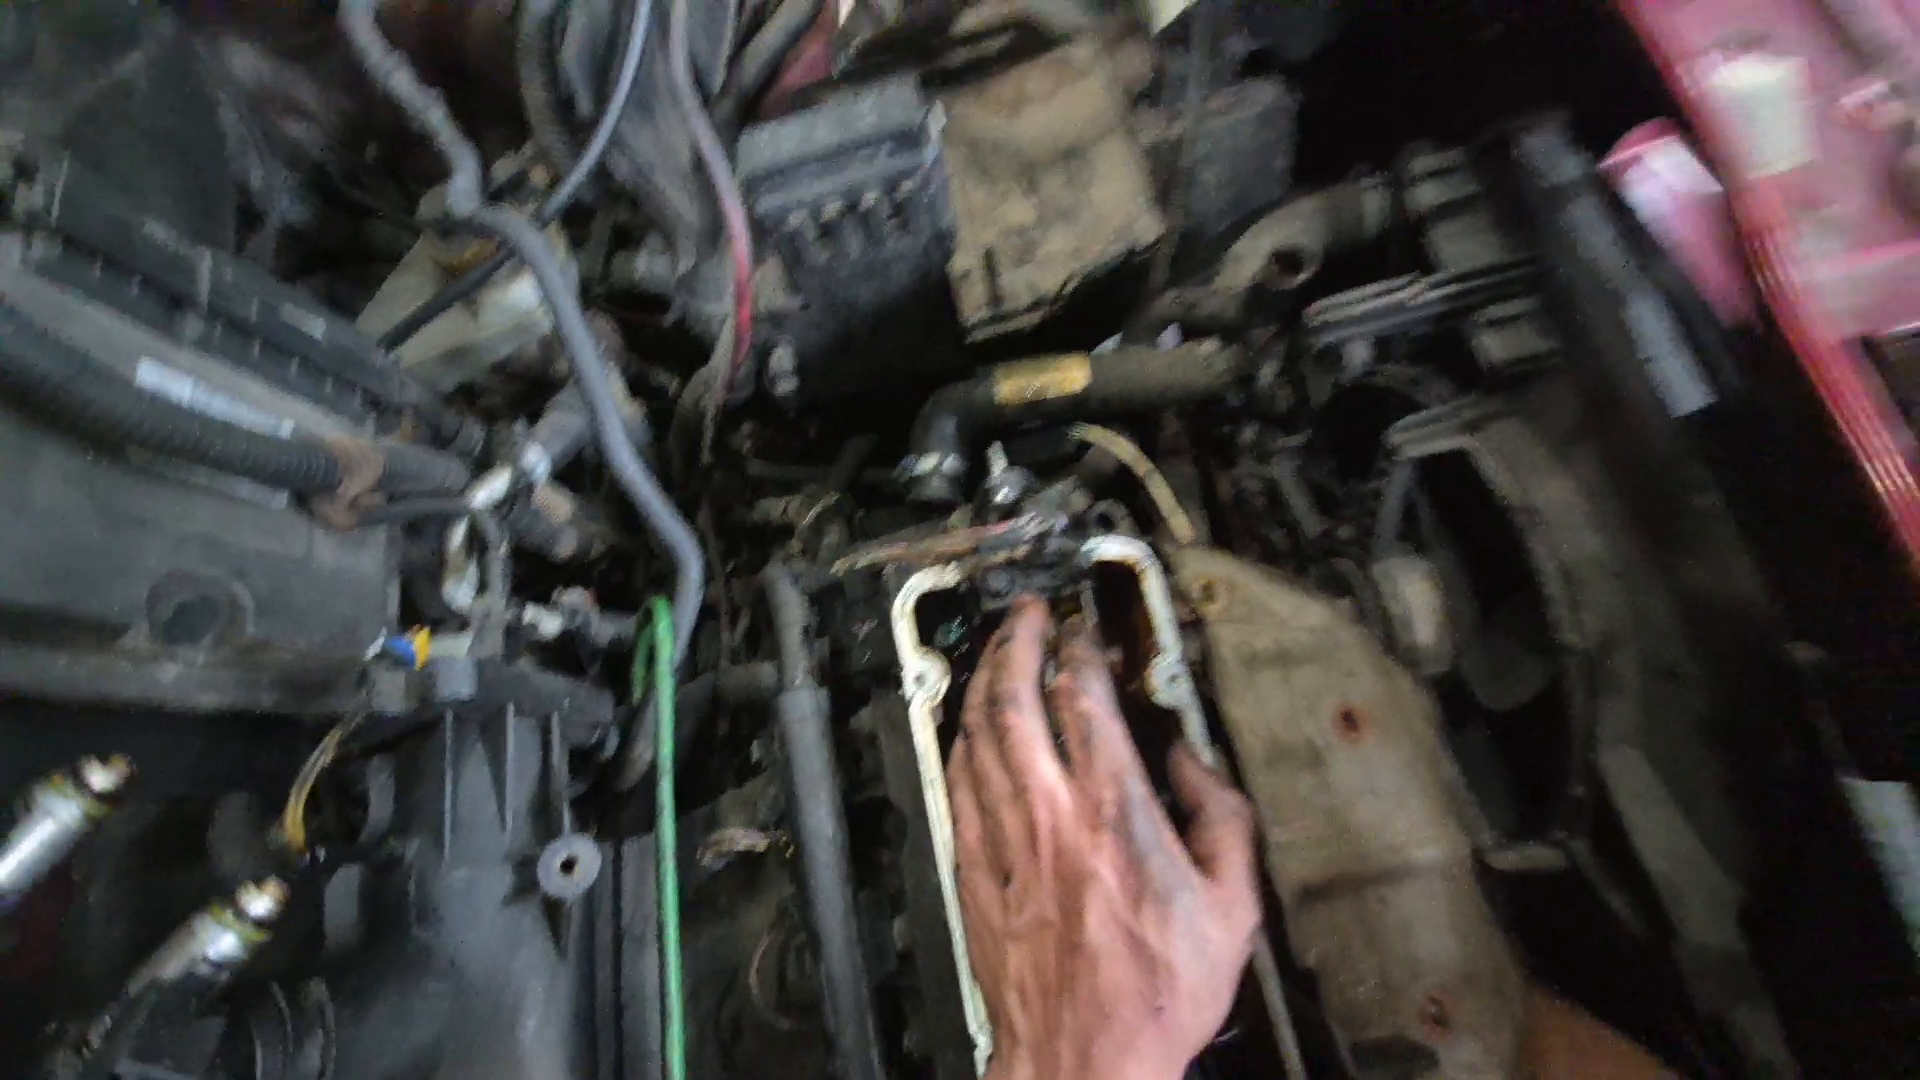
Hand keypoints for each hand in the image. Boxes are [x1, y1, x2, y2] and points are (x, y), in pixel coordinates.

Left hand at [946, 597, 1261, 1079]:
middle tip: (1028, 613)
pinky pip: (959, 779)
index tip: (1087, 634)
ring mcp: (1004, 835)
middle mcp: (1051, 811)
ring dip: (987, 678)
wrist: (1083, 1060)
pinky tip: (970, 720)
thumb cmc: (1159, 990)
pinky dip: (962, 736)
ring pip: (980, 731)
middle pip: (1017, 698)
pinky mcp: (976, 863)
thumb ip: (1221, 816)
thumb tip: (1190, 759)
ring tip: (998, 647)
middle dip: (1019, 641)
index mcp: (1115, 813)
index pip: (1085, 699)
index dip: (1082, 650)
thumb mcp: (1232, 907)